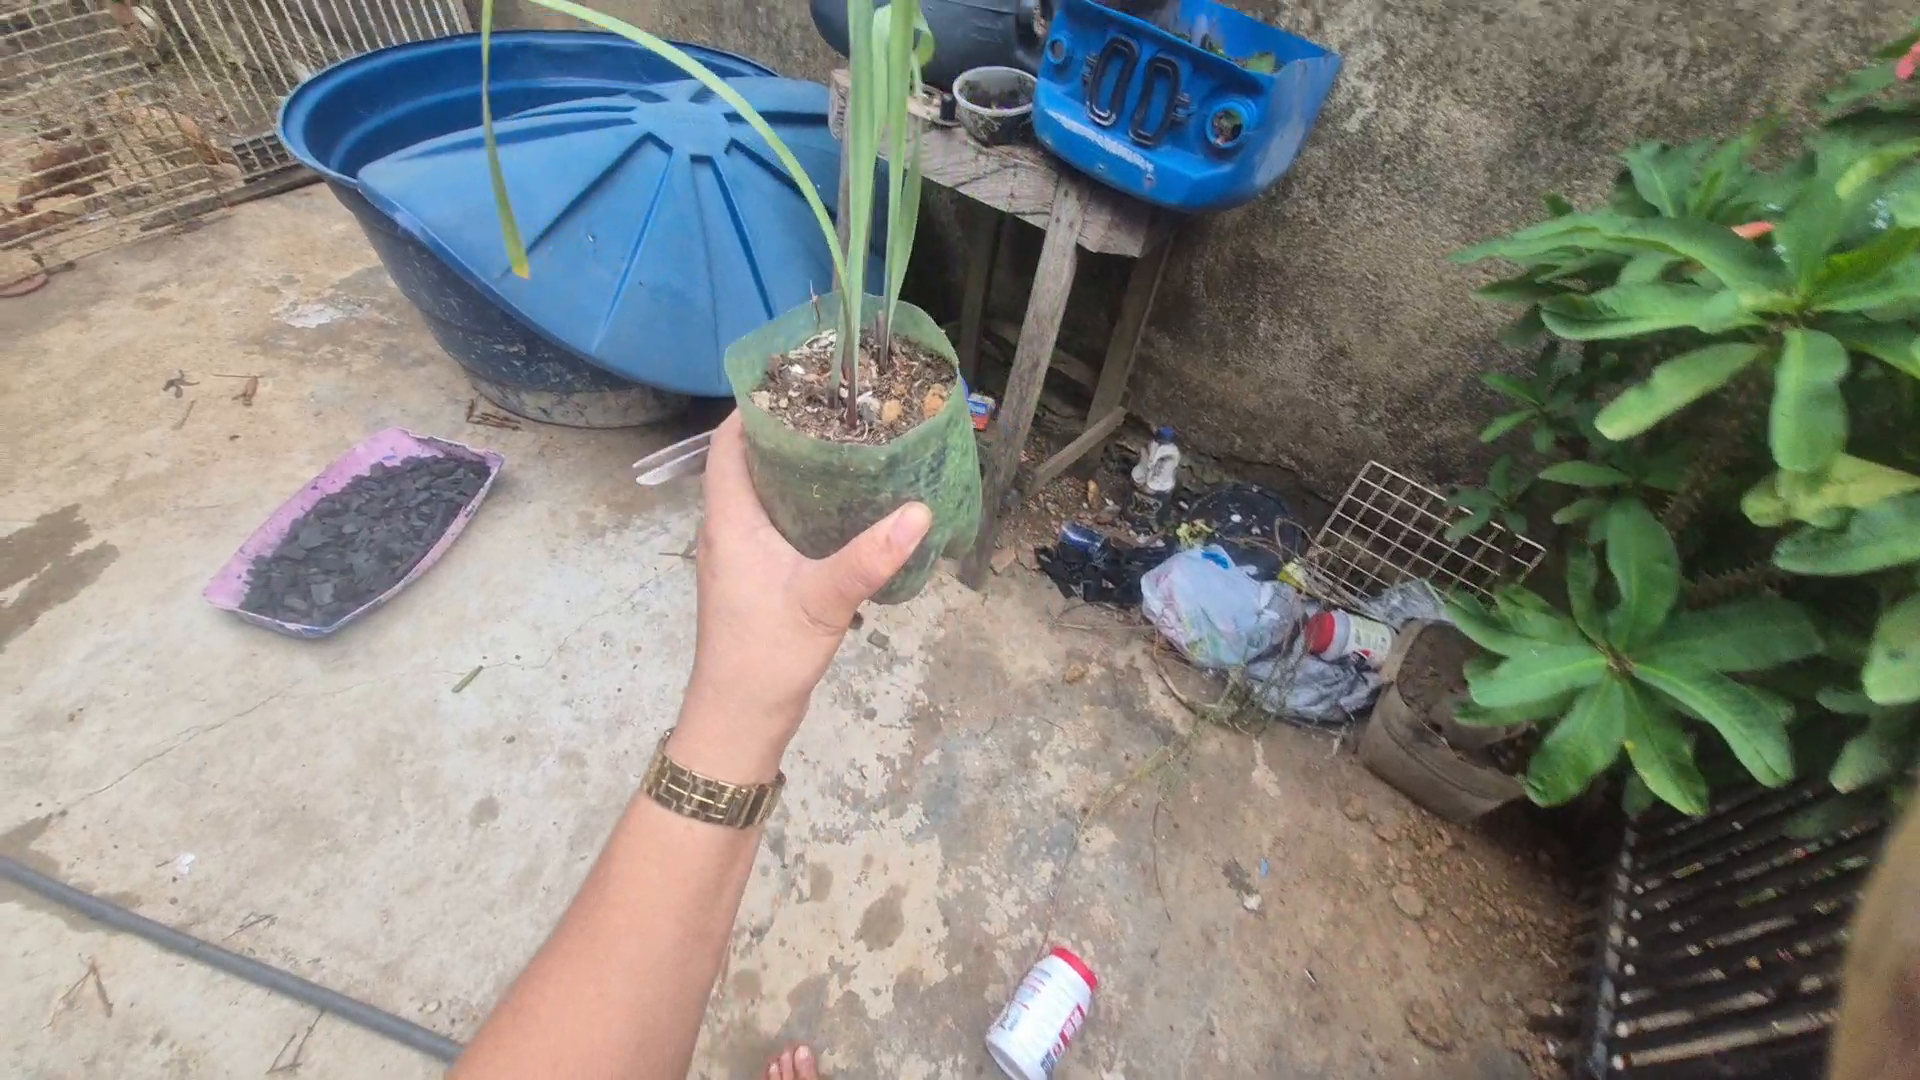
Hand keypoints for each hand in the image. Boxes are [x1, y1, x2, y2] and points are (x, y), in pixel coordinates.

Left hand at [669, 413, 930, 782]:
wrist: (740, 718)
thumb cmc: (767, 654)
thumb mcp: (823, 600)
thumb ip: (871, 556)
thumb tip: (920, 509)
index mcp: (729, 521)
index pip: (728, 444)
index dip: (755, 409)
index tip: (801, 385)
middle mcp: (727, 530)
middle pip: (747, 464)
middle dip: (786, 434)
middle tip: (839, 413)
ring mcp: (738, 556)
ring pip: (762, 496)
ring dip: (795, 471)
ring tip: (845, 450)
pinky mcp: (754, 577)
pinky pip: (774, 524)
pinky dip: (802, 506)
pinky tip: (841, 510)